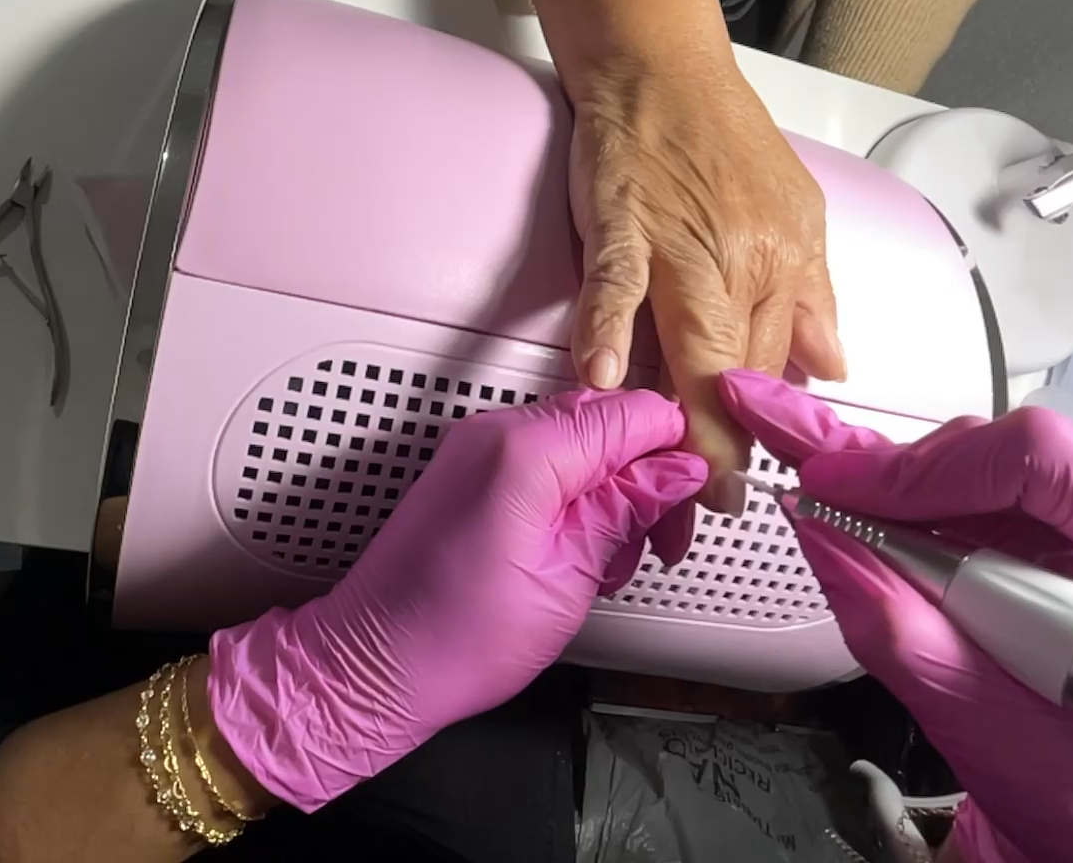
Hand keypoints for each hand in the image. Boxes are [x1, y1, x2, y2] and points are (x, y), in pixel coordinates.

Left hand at [208, 389, 705, 810]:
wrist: (378, 658)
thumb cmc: (455, 636)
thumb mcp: (569, 577)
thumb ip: (627, 510)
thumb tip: (678, 471)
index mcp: (524, 451)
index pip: (631, 413)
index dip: (675, 450)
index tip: (694, 494)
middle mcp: (494, 432)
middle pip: (604, 421)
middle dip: (646, 475)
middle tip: (660, 537)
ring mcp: (475, 446)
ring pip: (576, 439)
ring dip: (610, 488)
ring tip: (614, 555)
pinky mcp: (466, 466)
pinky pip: (540, 456)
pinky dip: (572, 490)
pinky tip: (578, 542)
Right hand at [529, 0, 844, 489]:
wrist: (660, 70)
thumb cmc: (717, 142)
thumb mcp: (794, 214)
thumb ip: (810, 296)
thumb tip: (827, 369)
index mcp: (782, 268)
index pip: (772, 372)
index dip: (758, 438)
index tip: (742, 492)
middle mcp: (743, 266)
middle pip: (735, 375)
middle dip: (721, 454)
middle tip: (704, 517)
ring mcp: (680, 245)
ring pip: (687, 345)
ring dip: (678, 421)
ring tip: (667, 487)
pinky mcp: (623, 223)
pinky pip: (616, 284)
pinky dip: (607, 330)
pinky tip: (600, 381)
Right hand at [719, 369, 1072, 862]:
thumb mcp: (990, 730)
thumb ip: (901, 633)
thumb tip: (818, 530)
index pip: (1046, 466)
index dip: (923, 470)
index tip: (834, 490)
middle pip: (1012, 455)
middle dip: (897, 474)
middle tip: (813, 483)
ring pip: (994, 462)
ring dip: (901, 486)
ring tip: (833, 495)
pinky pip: (992, 487)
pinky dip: (916, 497)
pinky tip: (863, 496)